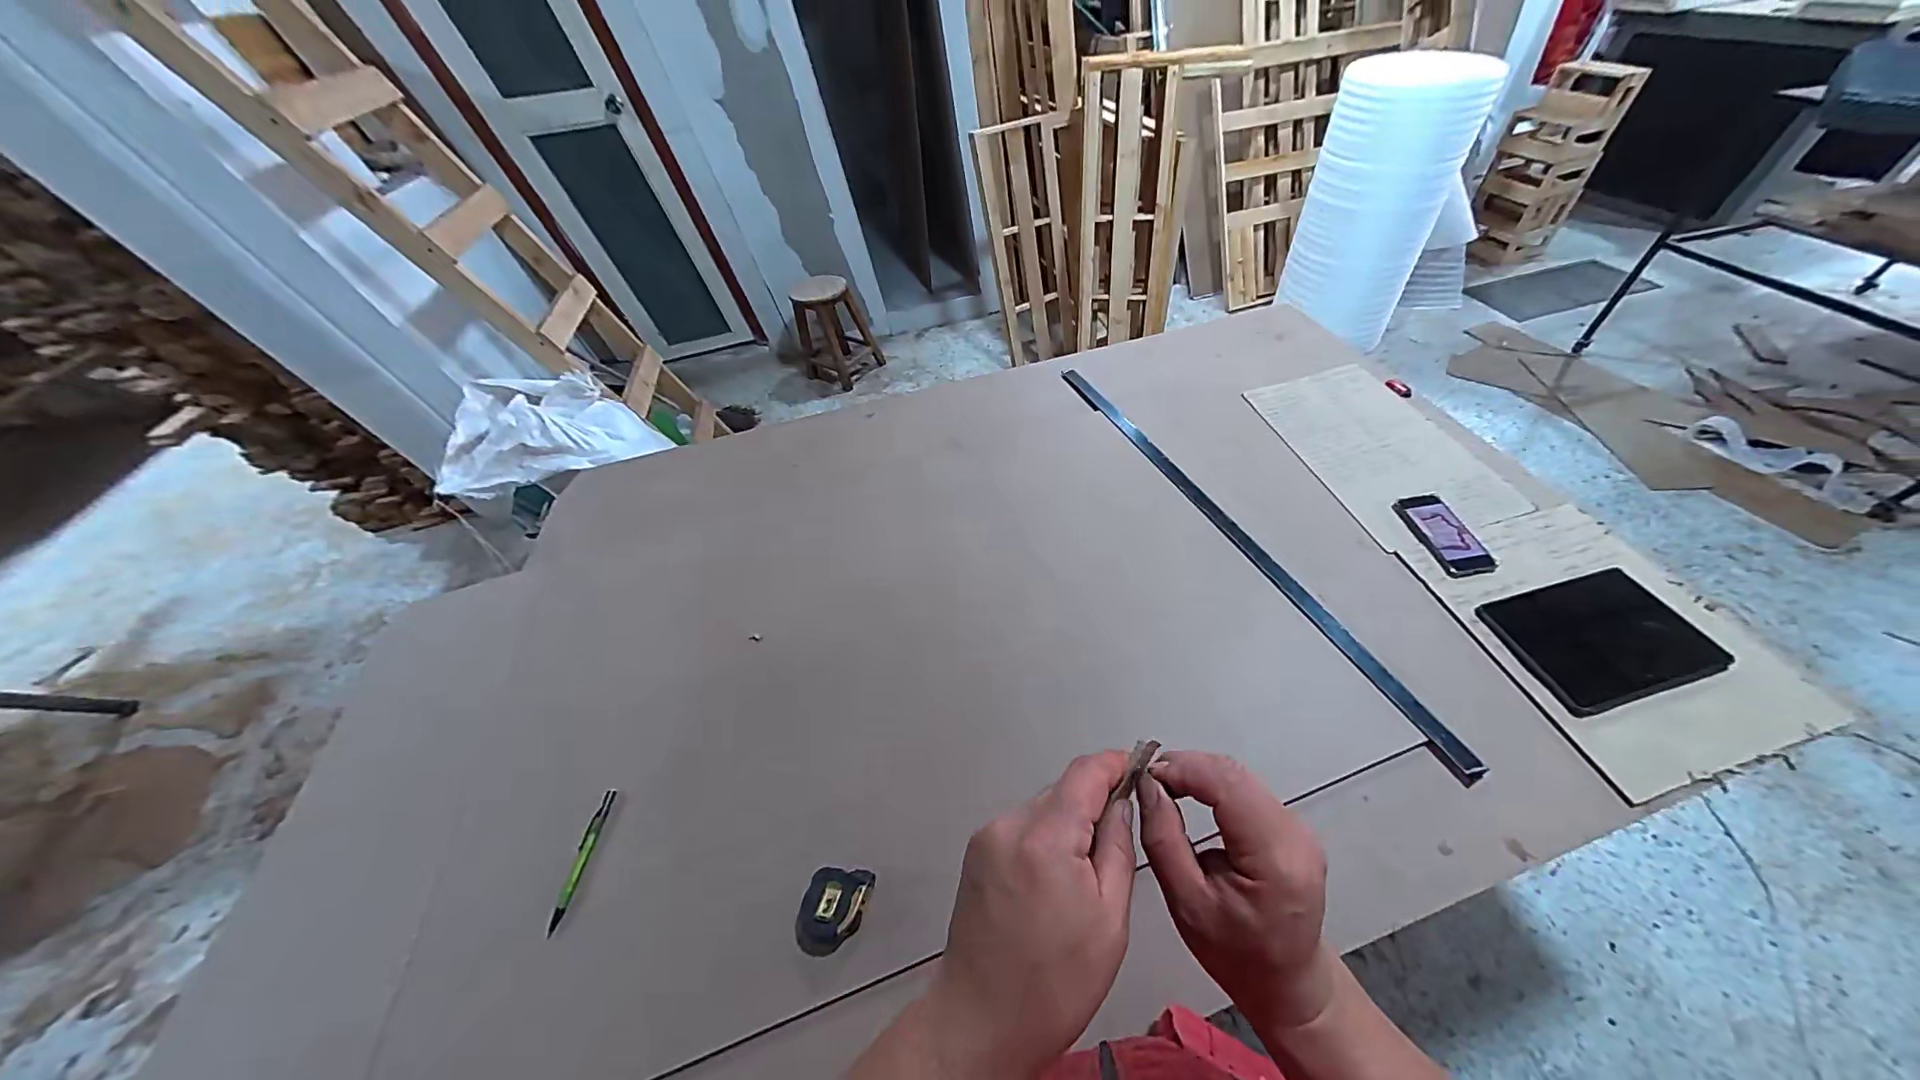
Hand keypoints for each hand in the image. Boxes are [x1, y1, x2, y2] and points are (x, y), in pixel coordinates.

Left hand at [921, 751, 1138, 1077]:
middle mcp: (1008, 826)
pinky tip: (1055, 882)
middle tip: (1119, 841)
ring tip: (1083, 879)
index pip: (1085, 772)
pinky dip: (1046, 838)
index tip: (1137, 765)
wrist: (981, 1019)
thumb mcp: (1110, 920)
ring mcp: (988, 837)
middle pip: (1063, 790)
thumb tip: (1122, 805)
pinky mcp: (978, 851)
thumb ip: (1118, 848)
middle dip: (1095, 804)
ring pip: (1044, 808)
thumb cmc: (1049, 985)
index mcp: (1044, 839)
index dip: (1116, 763)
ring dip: (1069, 825)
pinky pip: (1023, 826)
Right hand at [1136, 751, 1337, 1032]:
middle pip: (1233, 773)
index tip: (1146, 774)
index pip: (1226, 786)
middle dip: (1185, 765)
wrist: (1287, 981)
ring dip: (1197, 771)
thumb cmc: (1239, 955)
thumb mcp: (1186, 903)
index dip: (1182, 769)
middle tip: (1147, 777)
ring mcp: (1298, 827)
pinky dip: (1212, 782)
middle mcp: (1295, 836)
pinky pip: (1246, 787)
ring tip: (1162, 784)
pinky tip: (1188, 790)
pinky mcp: (1290, 825)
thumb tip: (1148, 787)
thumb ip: (1163, 839)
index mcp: (1276, 859)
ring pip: (1239, 774)